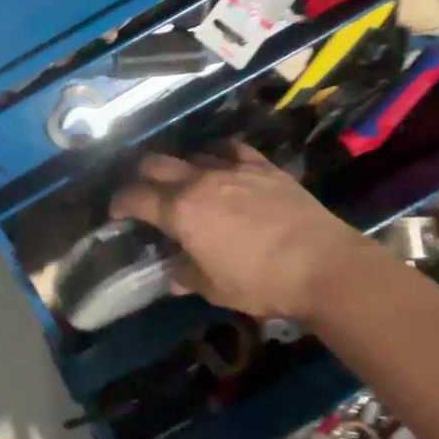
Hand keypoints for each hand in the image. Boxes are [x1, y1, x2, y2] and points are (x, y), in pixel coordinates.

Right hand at [109, 140, 371, 317]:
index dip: (119, 203)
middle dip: (140, 176)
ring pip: (191, 154)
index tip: (115, 212)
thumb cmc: (261, 282)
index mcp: (180, 211)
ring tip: (182, 181)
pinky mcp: (261, 166)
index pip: (135, 197)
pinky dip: (216, 155)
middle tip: (142, 192)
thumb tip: (172, 270)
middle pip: (155, 163)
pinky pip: (229, 149)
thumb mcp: (215, 289)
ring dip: (179, 166)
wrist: (323, 265)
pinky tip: (220, 165)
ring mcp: (231, 168)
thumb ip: (186, 275)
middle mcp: (198, 181)